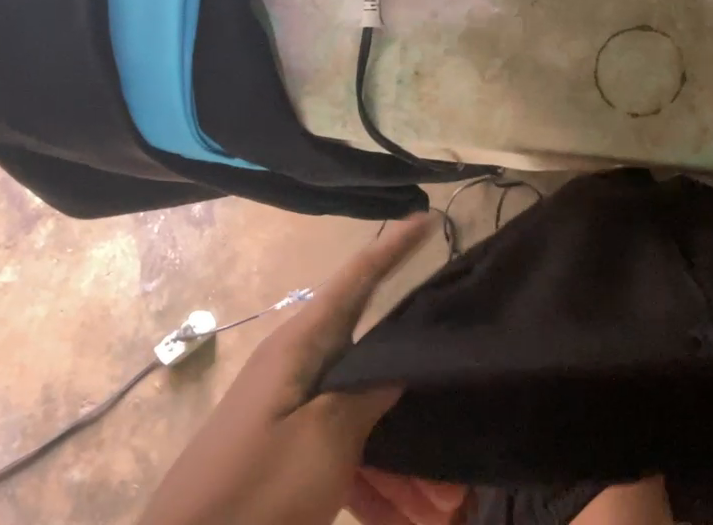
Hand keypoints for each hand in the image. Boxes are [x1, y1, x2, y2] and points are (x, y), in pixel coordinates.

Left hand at [139, 214, 444, 524]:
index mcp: (301, 347)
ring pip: (369, 418)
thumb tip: (400, 359)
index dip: (394, 247)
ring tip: (444, 504)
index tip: (428, 217)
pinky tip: (403, 515)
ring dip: (404, 462)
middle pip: (376, 358)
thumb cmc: (254, 492)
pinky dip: (378, 484)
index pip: (357, 278)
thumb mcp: (324, 439)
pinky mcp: (290, 451)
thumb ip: (368, 391)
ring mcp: (295, 412)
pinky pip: (349, 456)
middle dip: (418, 392)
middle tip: (459, 413)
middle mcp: (300, 368)